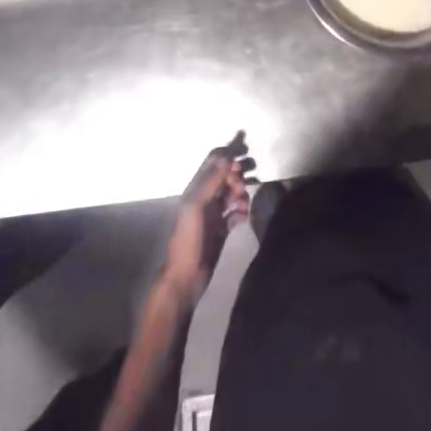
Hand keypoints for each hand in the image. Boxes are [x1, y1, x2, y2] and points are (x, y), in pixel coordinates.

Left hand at [160, 132, 254, 304]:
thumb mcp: (196, 206)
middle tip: (242, 186)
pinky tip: (243, 218)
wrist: (187, 275)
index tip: (243, 159)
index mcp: (196, 188)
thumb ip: (210, 181)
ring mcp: (214, 212)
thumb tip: (227, 157)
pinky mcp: (222, 228)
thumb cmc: (189, 239)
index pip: (213, 161)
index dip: (228, 155)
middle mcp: (206, 196)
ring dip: (242, 194)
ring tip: (243, 205)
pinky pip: (236, 212)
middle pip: (226, 175)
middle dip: (238, 175)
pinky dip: (242, 211)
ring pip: (233, 192)